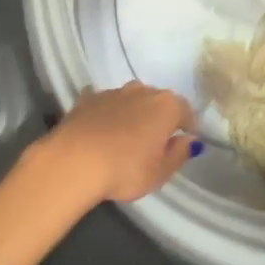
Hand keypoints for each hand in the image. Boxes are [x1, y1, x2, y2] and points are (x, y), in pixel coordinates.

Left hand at [36, 83, 197, 203]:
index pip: (185, 110)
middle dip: (160, 117)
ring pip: (132, 99)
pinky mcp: (89, 98)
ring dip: (133, 114)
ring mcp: (113, 91)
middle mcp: (142, 90)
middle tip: (155, 142)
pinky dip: (109, 114)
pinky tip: (102, 131)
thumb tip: (190, 140)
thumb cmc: (125, 169)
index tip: (184, 139)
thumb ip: (178, 154)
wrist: (74, 160)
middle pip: (158, 101)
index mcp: (165, 106)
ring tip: (127, 138)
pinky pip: (106, 104)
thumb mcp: (159, 173)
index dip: (187, 125)